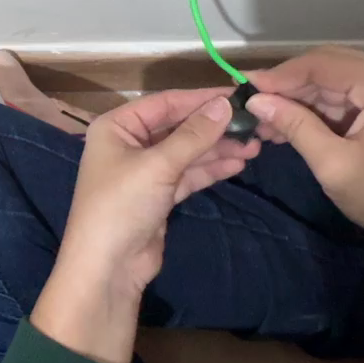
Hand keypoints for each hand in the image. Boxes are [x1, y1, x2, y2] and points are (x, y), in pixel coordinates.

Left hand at [31, 88, 260, 362]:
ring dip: (217, 148)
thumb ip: (193, 135)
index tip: (239, 96)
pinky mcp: (157, 195)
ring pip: (185, 151)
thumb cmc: (122, 205)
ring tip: (256, 146)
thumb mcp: (158, 165)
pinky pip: (187, 174)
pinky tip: (238, 163)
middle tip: (254, 125)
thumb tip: (225, 104)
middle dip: (213, 127)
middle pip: (177, 127)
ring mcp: (142, 170)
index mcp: (116, 126)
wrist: (107, 266)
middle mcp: (127, 143)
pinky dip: (209, 169)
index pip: (164, 103)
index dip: (201, 99)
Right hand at [244, 46, 363, 259]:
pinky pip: (346, 96)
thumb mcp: (333, 164)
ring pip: (334, 80)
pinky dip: (316, 108)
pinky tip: (289, 123)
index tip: (243, 87)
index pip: (324, 64)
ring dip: (299, 96)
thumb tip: (255, 99)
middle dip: (288, 82)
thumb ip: (295, 126)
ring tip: (264, 116)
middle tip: (250, 100)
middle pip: (329, 64)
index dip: (280, 74)